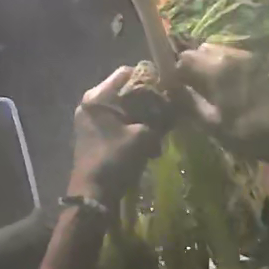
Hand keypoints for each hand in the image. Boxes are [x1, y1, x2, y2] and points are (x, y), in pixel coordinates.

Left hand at [68, 66, 166, 201]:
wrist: (92, 196)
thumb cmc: (115, 160)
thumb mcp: (143, 136)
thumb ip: (160, 117)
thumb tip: (177, 105)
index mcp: (97, 97)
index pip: (127, 72)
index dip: (150, 79)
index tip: (168, 91)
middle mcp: (91, 103)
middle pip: (126, 92)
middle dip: (149, 103)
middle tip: (167, 115)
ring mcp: (91, 119)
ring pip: (125, 110)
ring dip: (143, 120)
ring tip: (159, 135)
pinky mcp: (94, 134)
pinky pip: (118, 124)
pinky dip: (134, 131)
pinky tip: (148, 147)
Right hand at [177, 44, 268, 165]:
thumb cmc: (246, 133)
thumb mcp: (210, 123)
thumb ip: (186, 102)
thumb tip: (168, 89)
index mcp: (217, 69)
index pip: (183, 58)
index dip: (175, 74)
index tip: (175, 91)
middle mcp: (229, 55)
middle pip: (197, 51)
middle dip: (189, 68)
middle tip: (190, 92)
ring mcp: (245, 56)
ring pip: (212, 52)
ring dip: (204, 66)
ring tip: (207, 90)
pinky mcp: (255, 62)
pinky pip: (228, 56)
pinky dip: (219, 66)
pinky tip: (224, 88)